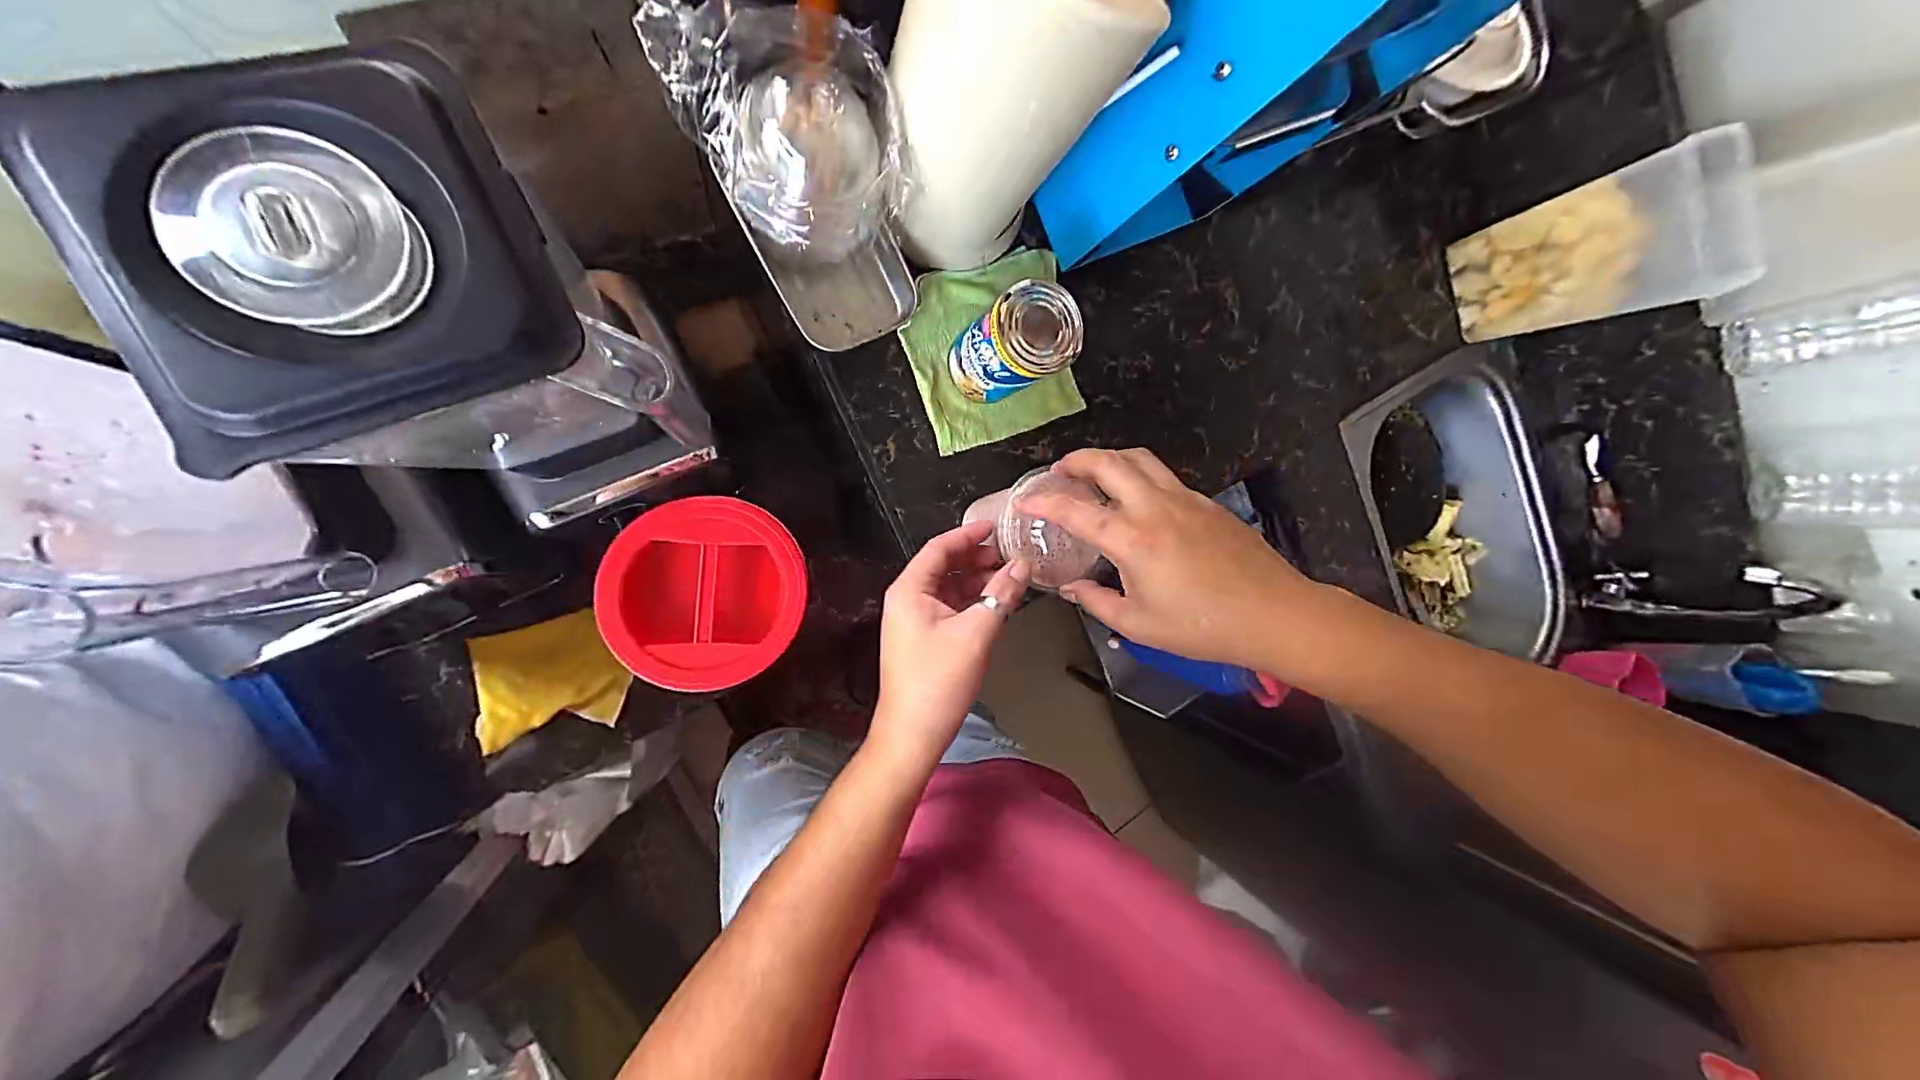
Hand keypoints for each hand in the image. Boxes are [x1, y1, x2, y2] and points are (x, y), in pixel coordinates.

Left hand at [872, 521, 1029, 762]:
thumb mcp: (976, 633)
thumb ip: (1001, 595)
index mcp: (909, 590)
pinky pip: (950, 608)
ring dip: (977, 580)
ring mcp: (914, 620)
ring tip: (1008, 576)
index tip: (994, 527)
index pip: (939, 548)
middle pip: (944, 566)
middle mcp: (907, 600)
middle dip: (977, 558)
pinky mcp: (924, 639)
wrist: (913, 733)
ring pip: (949, 588)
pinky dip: (973, 601)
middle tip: (1008, 553)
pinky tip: (995, 603)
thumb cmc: (935, 684)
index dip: (968, 534)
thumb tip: (1020, 567)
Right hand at [1017, 448, 1314, 670]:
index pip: (1076, 510)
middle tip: (1060, 471)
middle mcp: (1156, 509)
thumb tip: (1072, 588)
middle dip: (1077, 460)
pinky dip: (1140, 475)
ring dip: (1111, 459)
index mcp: (1133, 540)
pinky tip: (1137, 501)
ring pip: (1140, 459)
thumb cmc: (1203, 626)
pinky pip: (1165, 477)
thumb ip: (1096, 601)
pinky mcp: (1206, 504)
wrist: (1274, 614)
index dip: (1043, 502)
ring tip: (1095, 474)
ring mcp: (1185, 500)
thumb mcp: (1138, 625)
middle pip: (1109, 462)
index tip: (1026, 502)